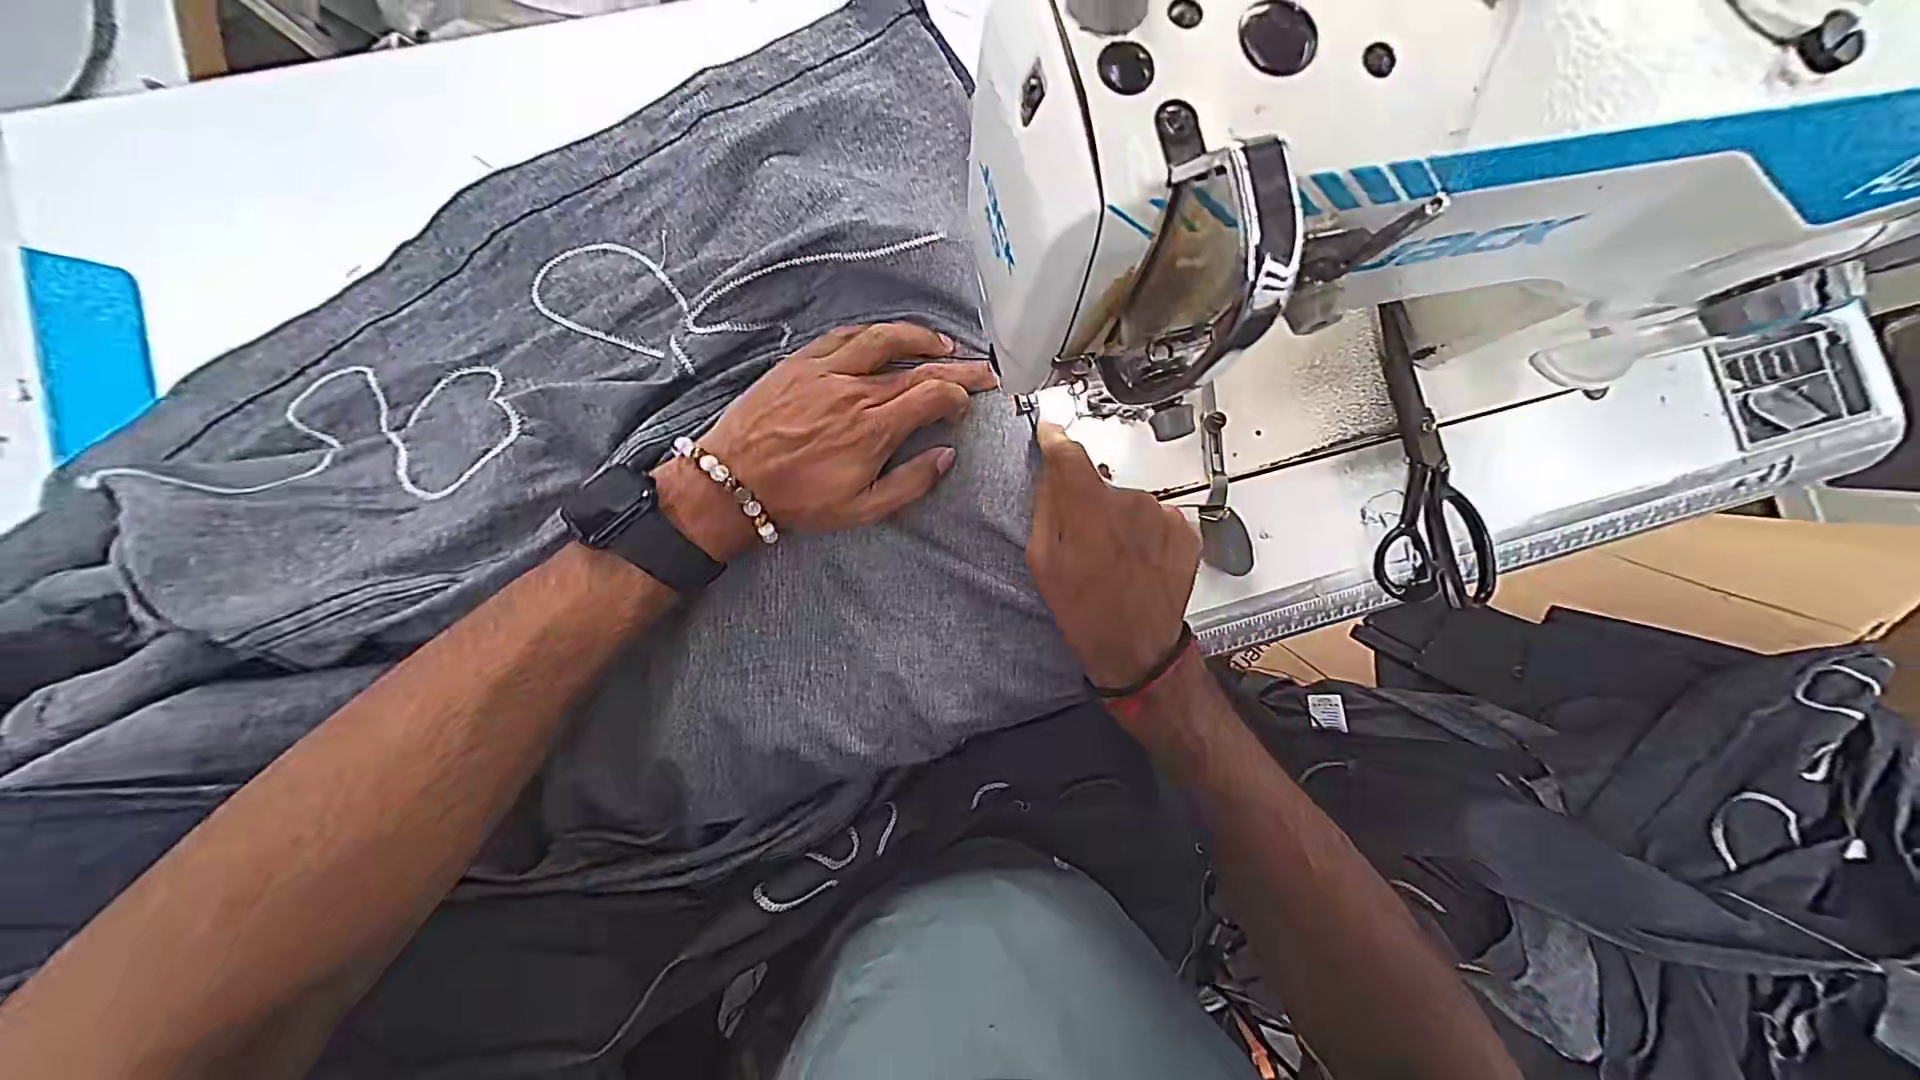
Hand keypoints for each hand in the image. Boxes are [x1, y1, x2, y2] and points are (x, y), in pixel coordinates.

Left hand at [654, 323, 997, 559]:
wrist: (735, 482)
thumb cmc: (797, 499)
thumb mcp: (861, 509)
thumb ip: (910, 483)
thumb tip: (944, 458)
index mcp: (874, 427)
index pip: (934, 394)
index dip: (959, 394)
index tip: (967, 403)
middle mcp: (855, 391)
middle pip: (919, 366)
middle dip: (958, 365)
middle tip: (981, 367)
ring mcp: (827, 372)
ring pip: (884, 339)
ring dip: (919, 337)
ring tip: (941, 341)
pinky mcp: (801, 363)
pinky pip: (844, 336)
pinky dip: (871, 332)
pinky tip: (885, 336)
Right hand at [1027, 422, 1201, 688]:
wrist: (1135, 646)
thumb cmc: (1088, 611)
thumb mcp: (1043, 560)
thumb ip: (1046, 507)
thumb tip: (1050, 475)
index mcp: (1087, 505)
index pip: (1068, 451)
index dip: (1055, 438)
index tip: (1051, 431)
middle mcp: (1129, 501)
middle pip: (1100, 481)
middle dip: (1089, 502)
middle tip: (1085, 542)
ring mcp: (1160, 514)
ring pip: (1129, 501)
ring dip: (1119, 520)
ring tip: (1114, 560)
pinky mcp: (1182, 528)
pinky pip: (1155, 516)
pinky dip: (1144, 533)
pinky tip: (1136, 561)